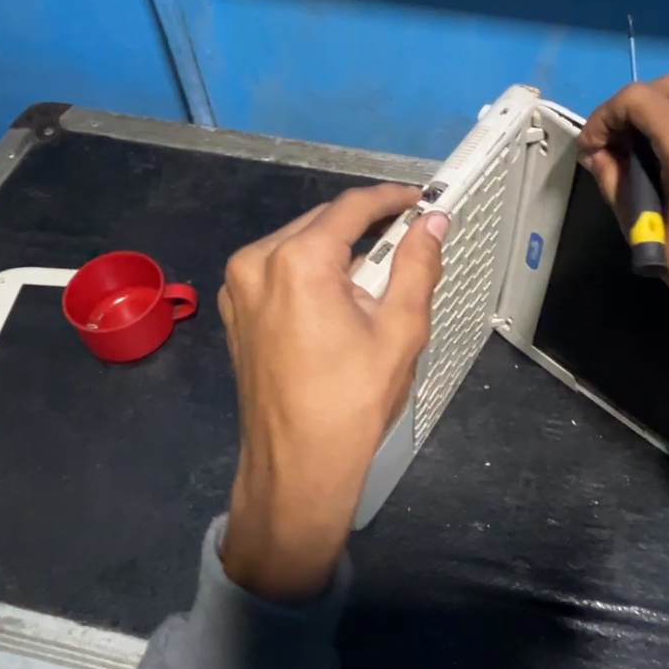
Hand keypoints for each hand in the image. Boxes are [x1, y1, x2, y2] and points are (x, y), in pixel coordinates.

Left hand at [217, 184, 447, 601]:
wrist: (296, 470)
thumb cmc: (353, 402)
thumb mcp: (400, 330)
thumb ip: (418, 265)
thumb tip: (433, 221)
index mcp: (297, 261)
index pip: (351, 207)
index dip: (391, 198)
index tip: (421, 200)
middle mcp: (256, 262)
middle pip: (323, 222)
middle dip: (367, 227)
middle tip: (409, 242)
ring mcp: (238, 287)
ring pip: (299, 243)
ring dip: (339, 249)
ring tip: (377, 279)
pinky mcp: (235, 310)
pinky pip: (279, 269)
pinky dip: (311, 271)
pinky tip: (339, 299)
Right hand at [578, 77, 668, 427]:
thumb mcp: (647, 230)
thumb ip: (615, 180)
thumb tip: (599, 155)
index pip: (635, 100)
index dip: (604, 118)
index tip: (592, 148)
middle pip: (662, 89)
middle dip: (629, 114)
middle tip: (612, 151)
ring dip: (656, 116)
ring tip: (639, 155)